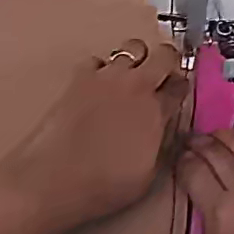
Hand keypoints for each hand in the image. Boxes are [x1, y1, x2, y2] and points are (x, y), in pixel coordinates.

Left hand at [0, 31, 185, 228]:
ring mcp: (108, 76)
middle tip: (160, 77)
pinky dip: (101, 68)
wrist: (52, 179)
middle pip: (165, 54)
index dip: (181, 88)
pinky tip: (98, 86)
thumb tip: (167, 128)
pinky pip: (98, 60)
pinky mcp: (80, 76)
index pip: (181, 85)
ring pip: (133, 47)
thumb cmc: (102, 185)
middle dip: (167, 62)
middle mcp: (137, 86)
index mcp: (156, 110)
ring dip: (137, 59)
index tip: (177, 94)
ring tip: (129, 78)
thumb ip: (162, 144)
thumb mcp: (147, 175)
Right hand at [177, 130, 233, 233]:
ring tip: (214, 140)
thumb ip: (195, 219)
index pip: (194, 168)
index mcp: (222, 210)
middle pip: (216, 150)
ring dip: (225, 138)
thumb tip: (191, 193)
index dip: (181, 161)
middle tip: (189, 145)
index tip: (176, 161)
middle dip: (198, 145)